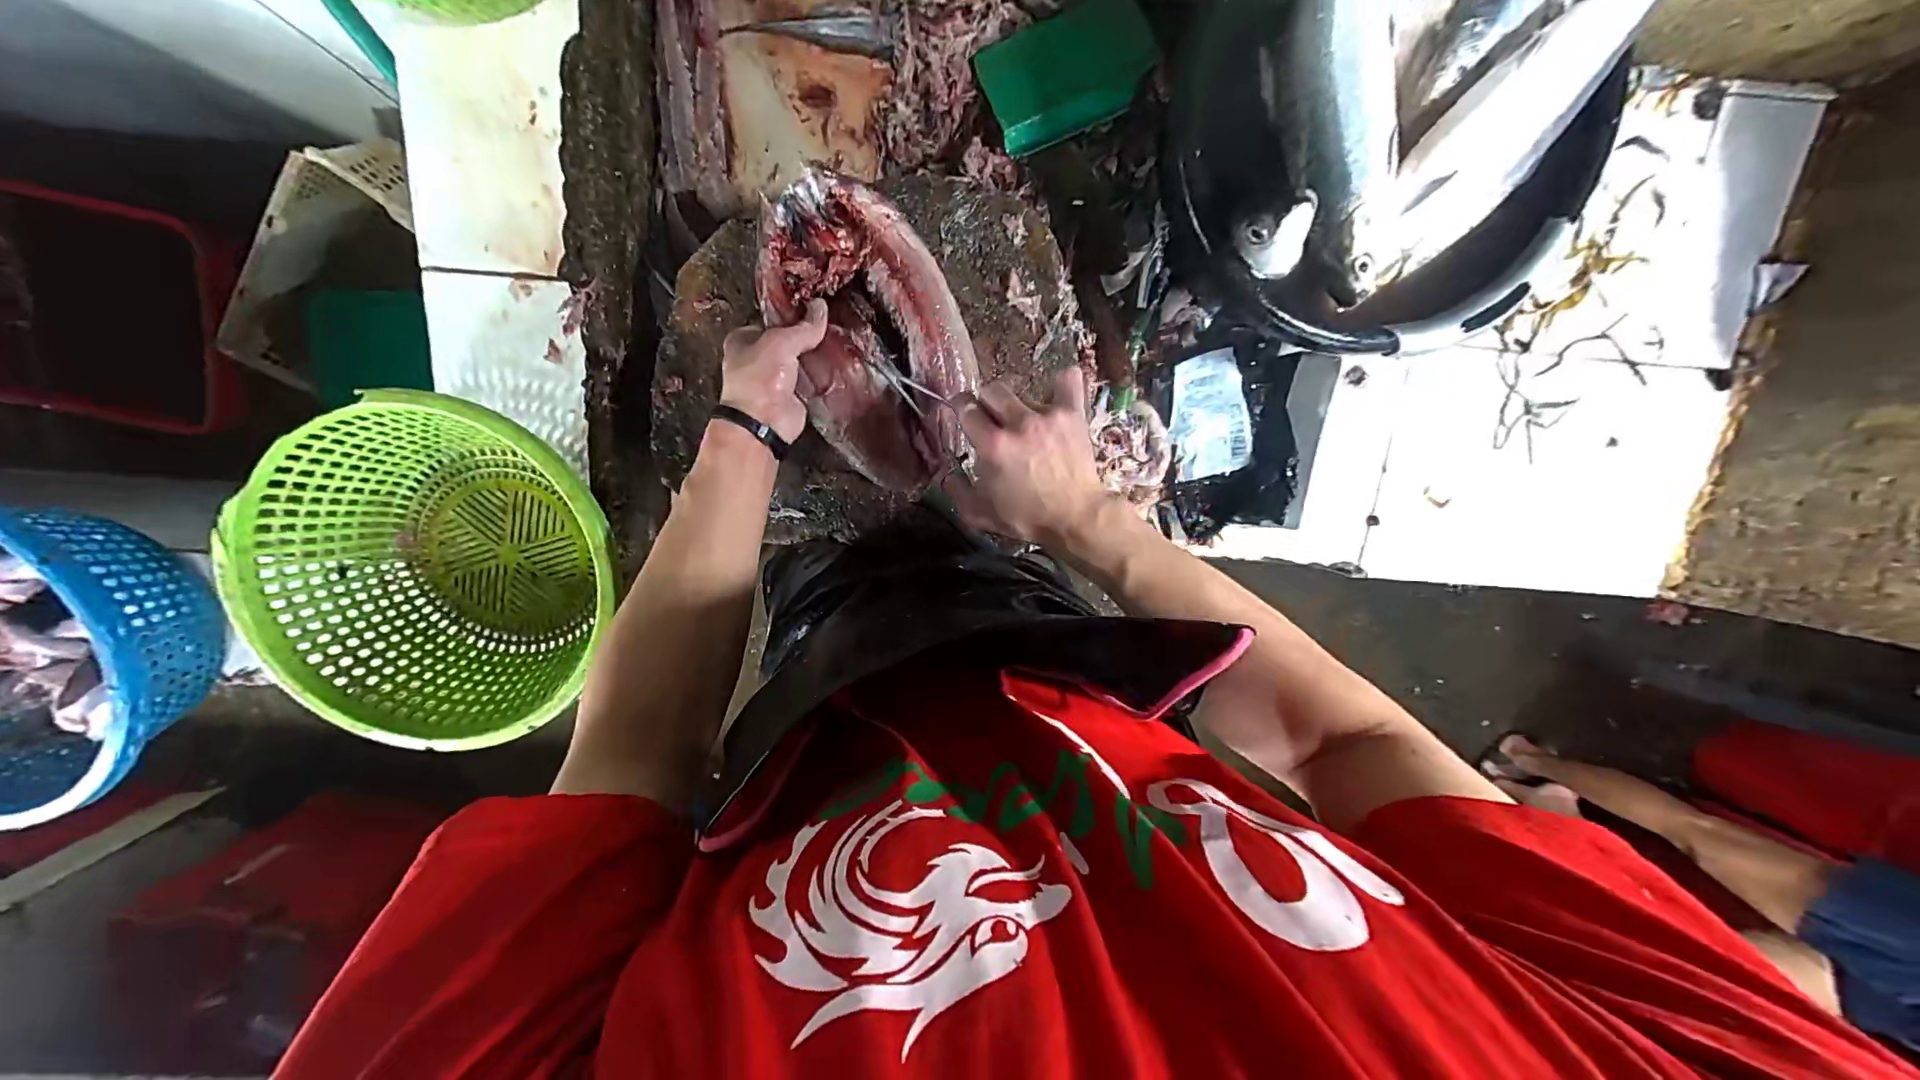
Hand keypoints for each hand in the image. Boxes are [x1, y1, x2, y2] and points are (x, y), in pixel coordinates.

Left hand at [719, 298, 827, 442]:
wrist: (763, 422)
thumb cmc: (760, 377)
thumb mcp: (781, 342)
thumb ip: (803, 327)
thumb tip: (821, 306)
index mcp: (743, 339)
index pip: (771, 320)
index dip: (792, 314)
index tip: (814, 308)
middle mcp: (757, 358)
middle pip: (787, 340)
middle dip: (807, 336)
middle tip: (830, 325)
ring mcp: (775, 379)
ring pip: (800, 360)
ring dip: (816, 355)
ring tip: (839, 340)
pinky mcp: (791, 395)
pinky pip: (810, 379)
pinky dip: (821, 375)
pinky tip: (837, 364)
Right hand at [946, 367, 1116, 546]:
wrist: (1075, 517)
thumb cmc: (1027, 518)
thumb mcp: (981, 513)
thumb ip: (957, 490)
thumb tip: (946, 473)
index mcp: (993, 445)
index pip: (966, 407)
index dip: (961, 408)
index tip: (964, 413)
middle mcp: (1018, 423)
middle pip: (992, 390)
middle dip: (987, 403)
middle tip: (994, 421)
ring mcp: (1047, 415)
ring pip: (1023, 393)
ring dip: (1020, 408)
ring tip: (1028, 429)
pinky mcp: (1072, 414)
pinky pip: (1068, 381)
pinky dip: (1060, 386)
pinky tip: (1055, 398)